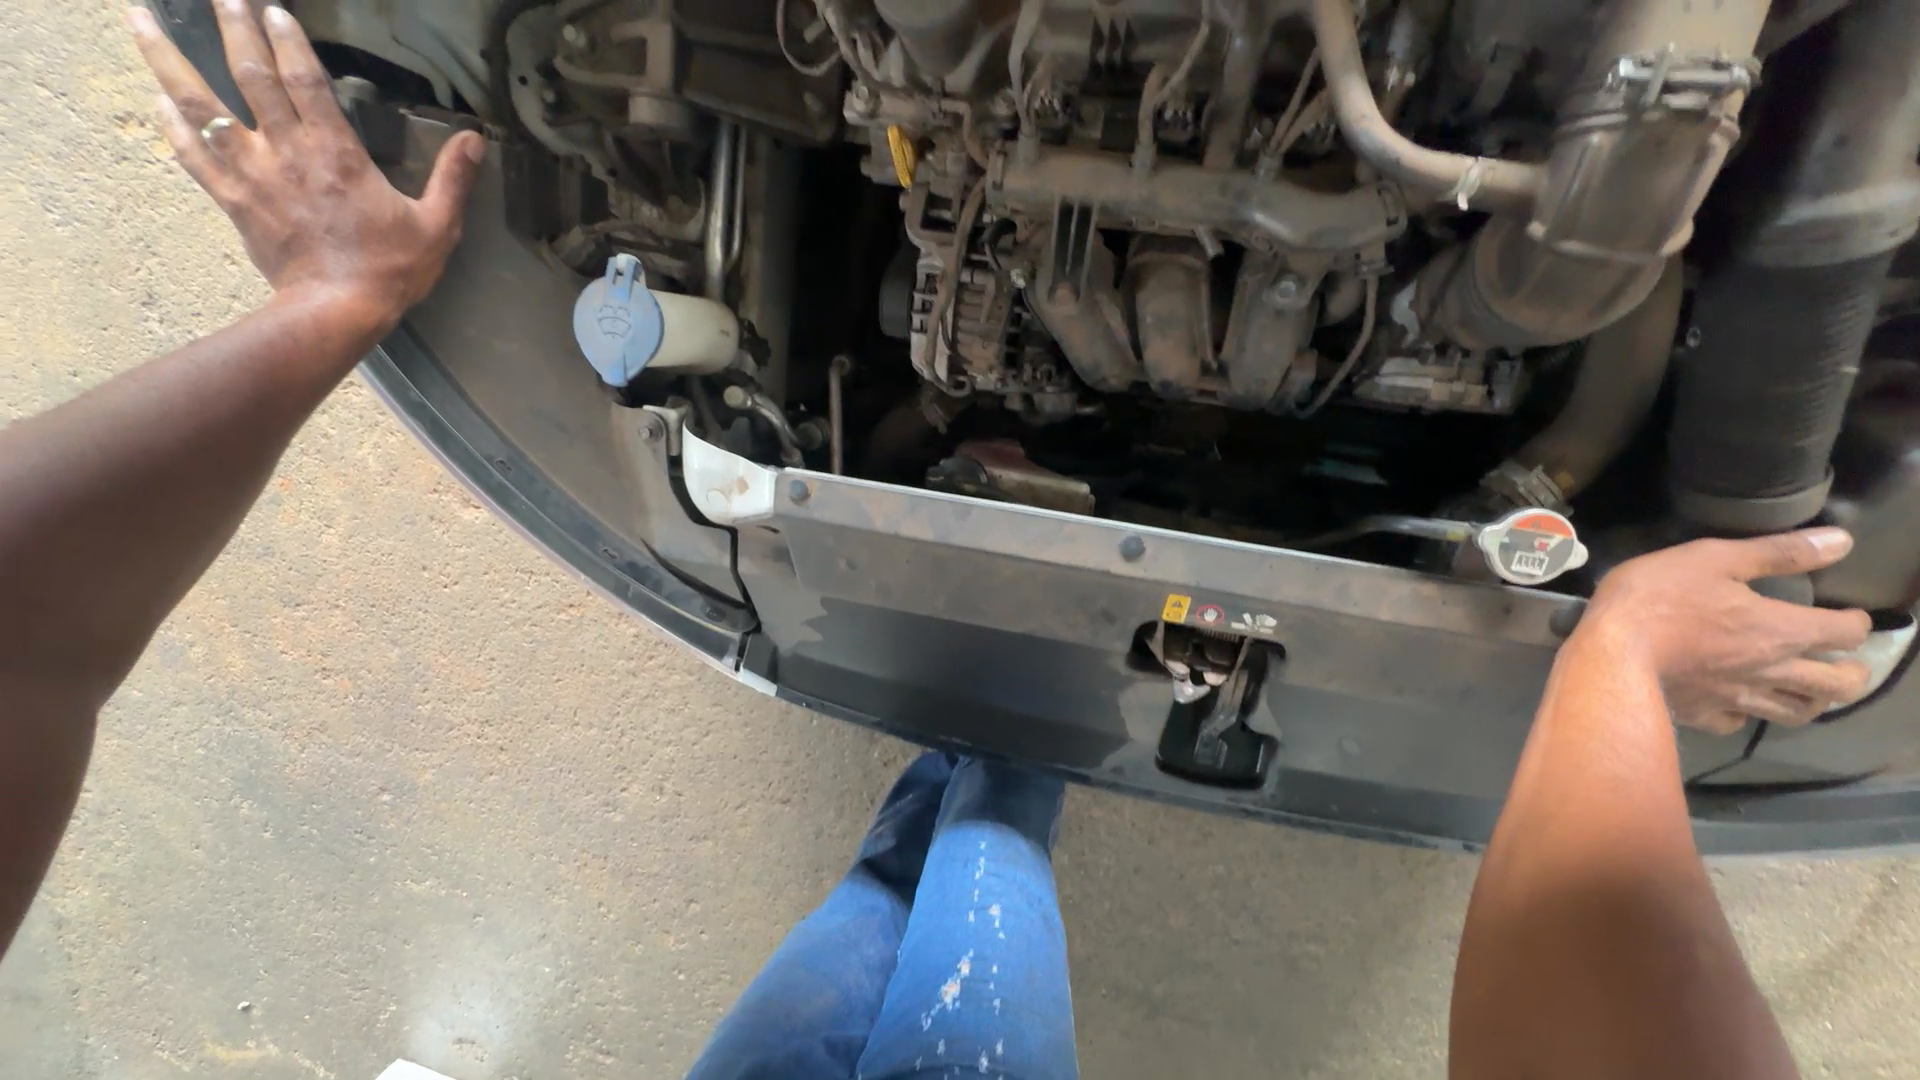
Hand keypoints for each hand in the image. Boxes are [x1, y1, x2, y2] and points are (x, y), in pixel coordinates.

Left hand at [127, 0, 484, 331]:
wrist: (339, 307)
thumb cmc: (393, 267)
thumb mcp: (438, 225)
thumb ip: (453, 179)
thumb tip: (475, 139)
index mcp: (336, 151)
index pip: (304, 79)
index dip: (288, 41)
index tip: (273, 10)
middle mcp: (286, 149)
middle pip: (250, 76)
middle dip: (234, 30)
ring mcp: (251, 171)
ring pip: (199, 102)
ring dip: (165, 57)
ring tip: (140, 20)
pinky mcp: (232, 197)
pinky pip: (191, 152)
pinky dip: (172, 122)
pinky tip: (159, 100)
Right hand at [1576, 528, 1874, 734]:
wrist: (1607, 656)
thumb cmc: (1655, 600)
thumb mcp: (1709, 559)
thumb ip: (1775, 552)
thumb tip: (1841, 541)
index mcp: (1782, 630)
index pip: (1846, 632)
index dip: (1853, 622)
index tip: (1844, 616)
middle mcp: (1773, 670)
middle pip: (1839, 685)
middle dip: (1850, 673)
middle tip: (1840, 663)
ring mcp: (1737, 698)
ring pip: (1798, 711)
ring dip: (1811, 700)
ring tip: (1802, 689)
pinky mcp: (1701, 714)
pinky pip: (1738, 722)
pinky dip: (1745, 714)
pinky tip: (1733, 702)